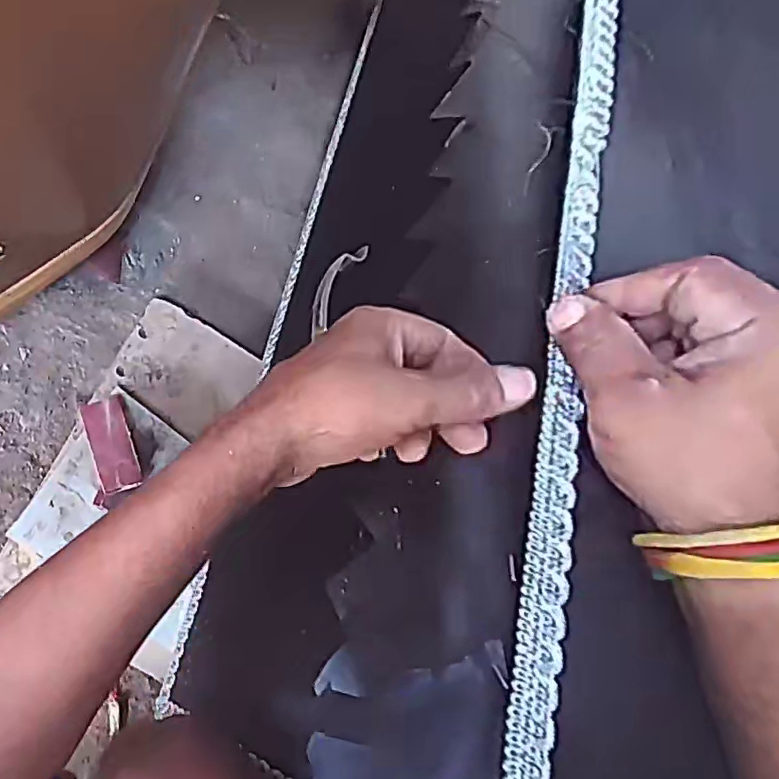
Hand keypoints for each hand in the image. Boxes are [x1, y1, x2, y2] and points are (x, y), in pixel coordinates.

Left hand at [220, 306, 537, 485]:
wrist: (266, 446)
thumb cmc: (318, 412)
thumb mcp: (412, 400)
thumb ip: (467, 394)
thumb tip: (512, 384)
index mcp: (379, 328)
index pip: (449, 344)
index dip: (476, 378)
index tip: (493, 405)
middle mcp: (355, 348)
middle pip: (422, 375)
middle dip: (446, 408)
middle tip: (466, 434)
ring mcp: (335, 381)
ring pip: (394, 401)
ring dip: (414, 426)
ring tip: (418, 446)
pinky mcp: (321, 412)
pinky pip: (365, 421)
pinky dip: (381, 436)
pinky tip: (381, 450)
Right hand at [546, 256, 778, 533]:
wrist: (726, 529)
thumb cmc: (692, 471)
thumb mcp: (623, 397)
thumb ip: (594, 343)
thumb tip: (569, 309)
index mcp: (774, 324)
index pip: (683, 277)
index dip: (618, 294)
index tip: (571, 317)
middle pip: (688, 302)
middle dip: (625, 327)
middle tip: (580, 355)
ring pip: (689, 330)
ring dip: (637, 351)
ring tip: (605, 385)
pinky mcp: (762, 385)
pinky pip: (699, 356)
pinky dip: (657, 369)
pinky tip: (630, 396)